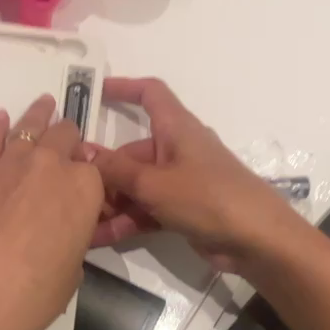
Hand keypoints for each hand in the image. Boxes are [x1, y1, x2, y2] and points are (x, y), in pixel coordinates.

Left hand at [0, 94, 102, 329]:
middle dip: (68, 139)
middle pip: (64, 139)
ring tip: (44, 105)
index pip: (95, 172)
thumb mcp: (73, 267)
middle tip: (68, 141)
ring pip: (29, 128)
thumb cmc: (38, 288)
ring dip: (38, 116)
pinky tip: (1, 118)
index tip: (87, 187)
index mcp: (87, 187)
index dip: (91, 179)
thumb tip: (62, 239)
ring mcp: (13, 164)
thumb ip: (72, 240)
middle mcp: (52, 165)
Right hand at [89, 77, 287, 269]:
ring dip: (109, 204)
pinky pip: (144, 210)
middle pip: (130, 154)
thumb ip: (116, 170)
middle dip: (102, 174)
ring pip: (134, 187)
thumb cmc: (209, 198)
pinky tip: (98, 239)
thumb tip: (82, 151)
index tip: (95, 92)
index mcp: (176, 129)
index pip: (150, 95)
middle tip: (73, 192)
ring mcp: (179, 182)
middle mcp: (176, 150)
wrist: (256, 240)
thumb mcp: (154, 184)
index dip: (124, 88)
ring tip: (80, 223)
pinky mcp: (181, 210)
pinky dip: (124, 222)